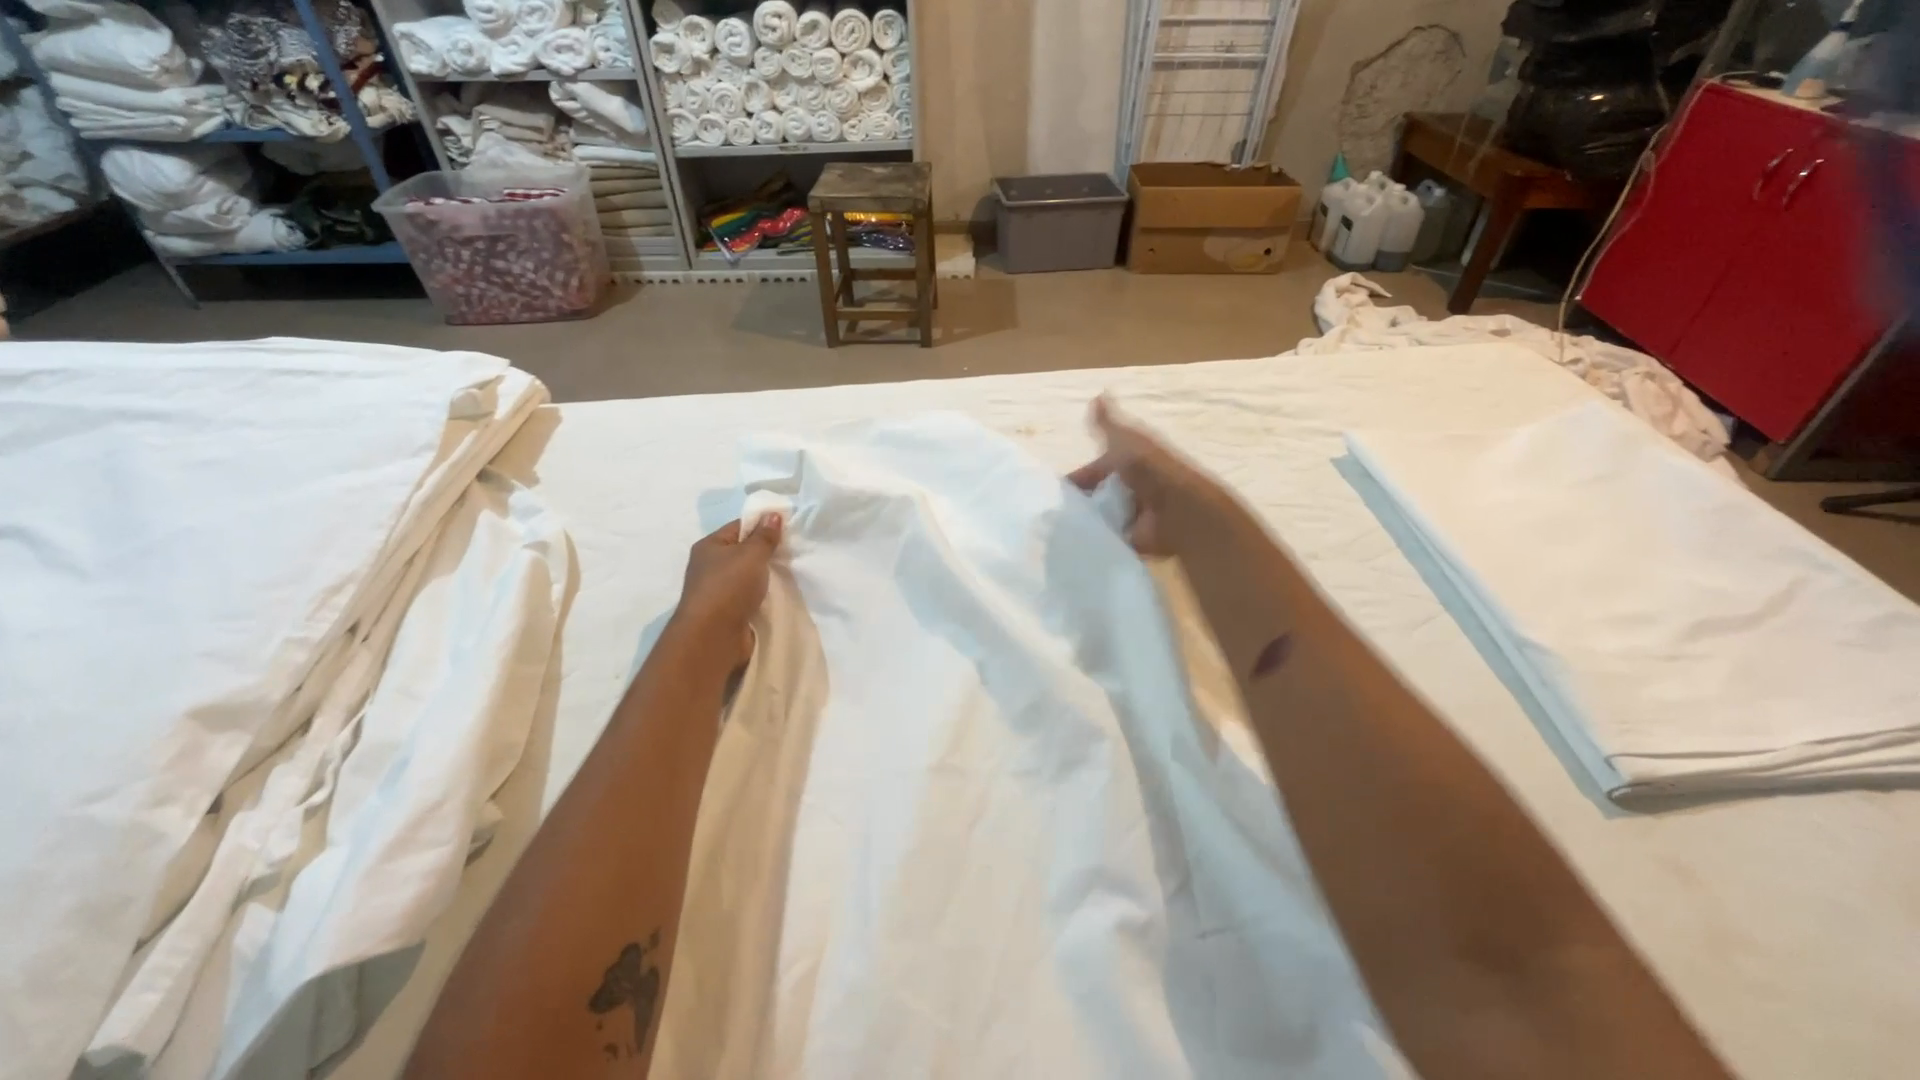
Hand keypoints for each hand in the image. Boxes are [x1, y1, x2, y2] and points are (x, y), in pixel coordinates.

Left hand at [668, 517, 782, 670]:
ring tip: (790, 573)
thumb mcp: (751, 554)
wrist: (713, 636)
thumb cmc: (729, 587)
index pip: (738, 526)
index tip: (787, 528)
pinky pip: (748, 597)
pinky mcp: (727, 613)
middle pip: (742, 552)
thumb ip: (764, 536)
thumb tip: (773, 514)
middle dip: (766, 552)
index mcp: (709, 546)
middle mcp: (709, 567)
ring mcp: (717, 591)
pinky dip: (762, 596)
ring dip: (765, 577)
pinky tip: (779, 596)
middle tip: (792, 551)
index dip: (761, 525)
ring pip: (747, 577)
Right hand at [1067, 396, 1252, 557]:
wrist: (1177, 508)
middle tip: (1052, 515)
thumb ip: (1106, 423)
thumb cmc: (1149, 468)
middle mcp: (1131, 487)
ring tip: (1060, 532)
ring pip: (1102, 518)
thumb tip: (1097, 394)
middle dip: (1078, 503)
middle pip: (1097, 495)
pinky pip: (1110, 540)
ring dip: (1086, 523)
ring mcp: (1133, 515)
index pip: (1095, 470)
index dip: (1076, 478)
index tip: (1051, 491)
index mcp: (1128, 462)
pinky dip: (1098, 542)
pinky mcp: (1135, 539)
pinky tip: (1078, 545)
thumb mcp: (1124, 439)